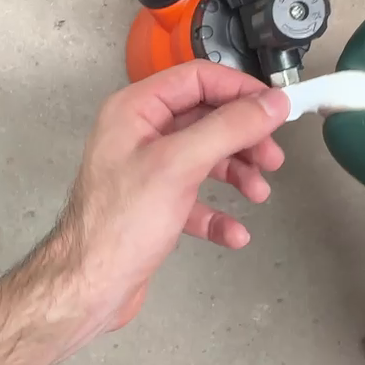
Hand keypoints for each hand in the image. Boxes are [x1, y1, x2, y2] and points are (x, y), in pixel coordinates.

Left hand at [32, 60, 288, 338]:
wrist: (90, 286)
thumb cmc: (117, 225)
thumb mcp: (179, 165)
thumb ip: (228, 128)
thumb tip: (270, 103)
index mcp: (135, 111)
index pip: (196, 79)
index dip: (239, 90)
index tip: (274, 107)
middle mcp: (139, 135)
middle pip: (206, 119)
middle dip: (243, 138)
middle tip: (271, 157)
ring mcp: (147, 172)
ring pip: (205, 159)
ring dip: (237, 174)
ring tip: (258, 193)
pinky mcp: (154, 206)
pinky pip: (196, 200)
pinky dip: (218, 214)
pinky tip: (233, 233)